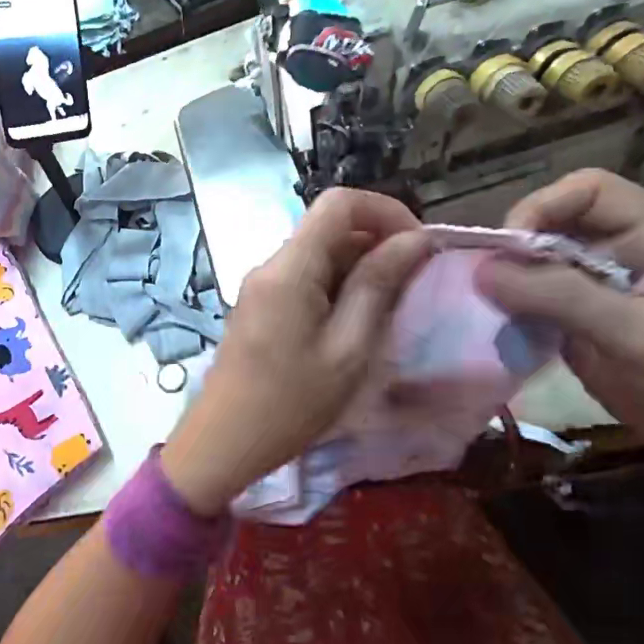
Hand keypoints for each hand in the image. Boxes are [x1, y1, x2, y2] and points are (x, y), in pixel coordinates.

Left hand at [161, 189, 432, 514]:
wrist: (224, 441)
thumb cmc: (292, 402)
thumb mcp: (349, 348)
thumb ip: (379, 286)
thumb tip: (415, 239)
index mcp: (289, 268)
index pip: (340, 202)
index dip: (387, 211)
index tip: (418, 247)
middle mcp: (269, 266)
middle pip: (328, 228)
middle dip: (376, 244)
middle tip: (410, 287)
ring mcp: (259, 288)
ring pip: (317, 255)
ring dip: (357, 270)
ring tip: (385, 312)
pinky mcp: (257, 308)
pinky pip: (302, 280)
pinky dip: (334, 289)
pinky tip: (351, 326)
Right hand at [477, 170, 643, 478]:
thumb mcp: (639, 336)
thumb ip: (563, 298)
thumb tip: (483, 270)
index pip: (590, 191)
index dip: (541, 207)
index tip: (505, 249)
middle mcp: (628, 253)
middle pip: (558, 226)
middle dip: (517, 251)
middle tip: (484, 286)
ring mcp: (604, 291)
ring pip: (540, 268)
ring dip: (509, 285)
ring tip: (485, 310)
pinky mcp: (585, 325)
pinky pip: (538, 305)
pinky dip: (513, 314)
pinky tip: (499, 332)